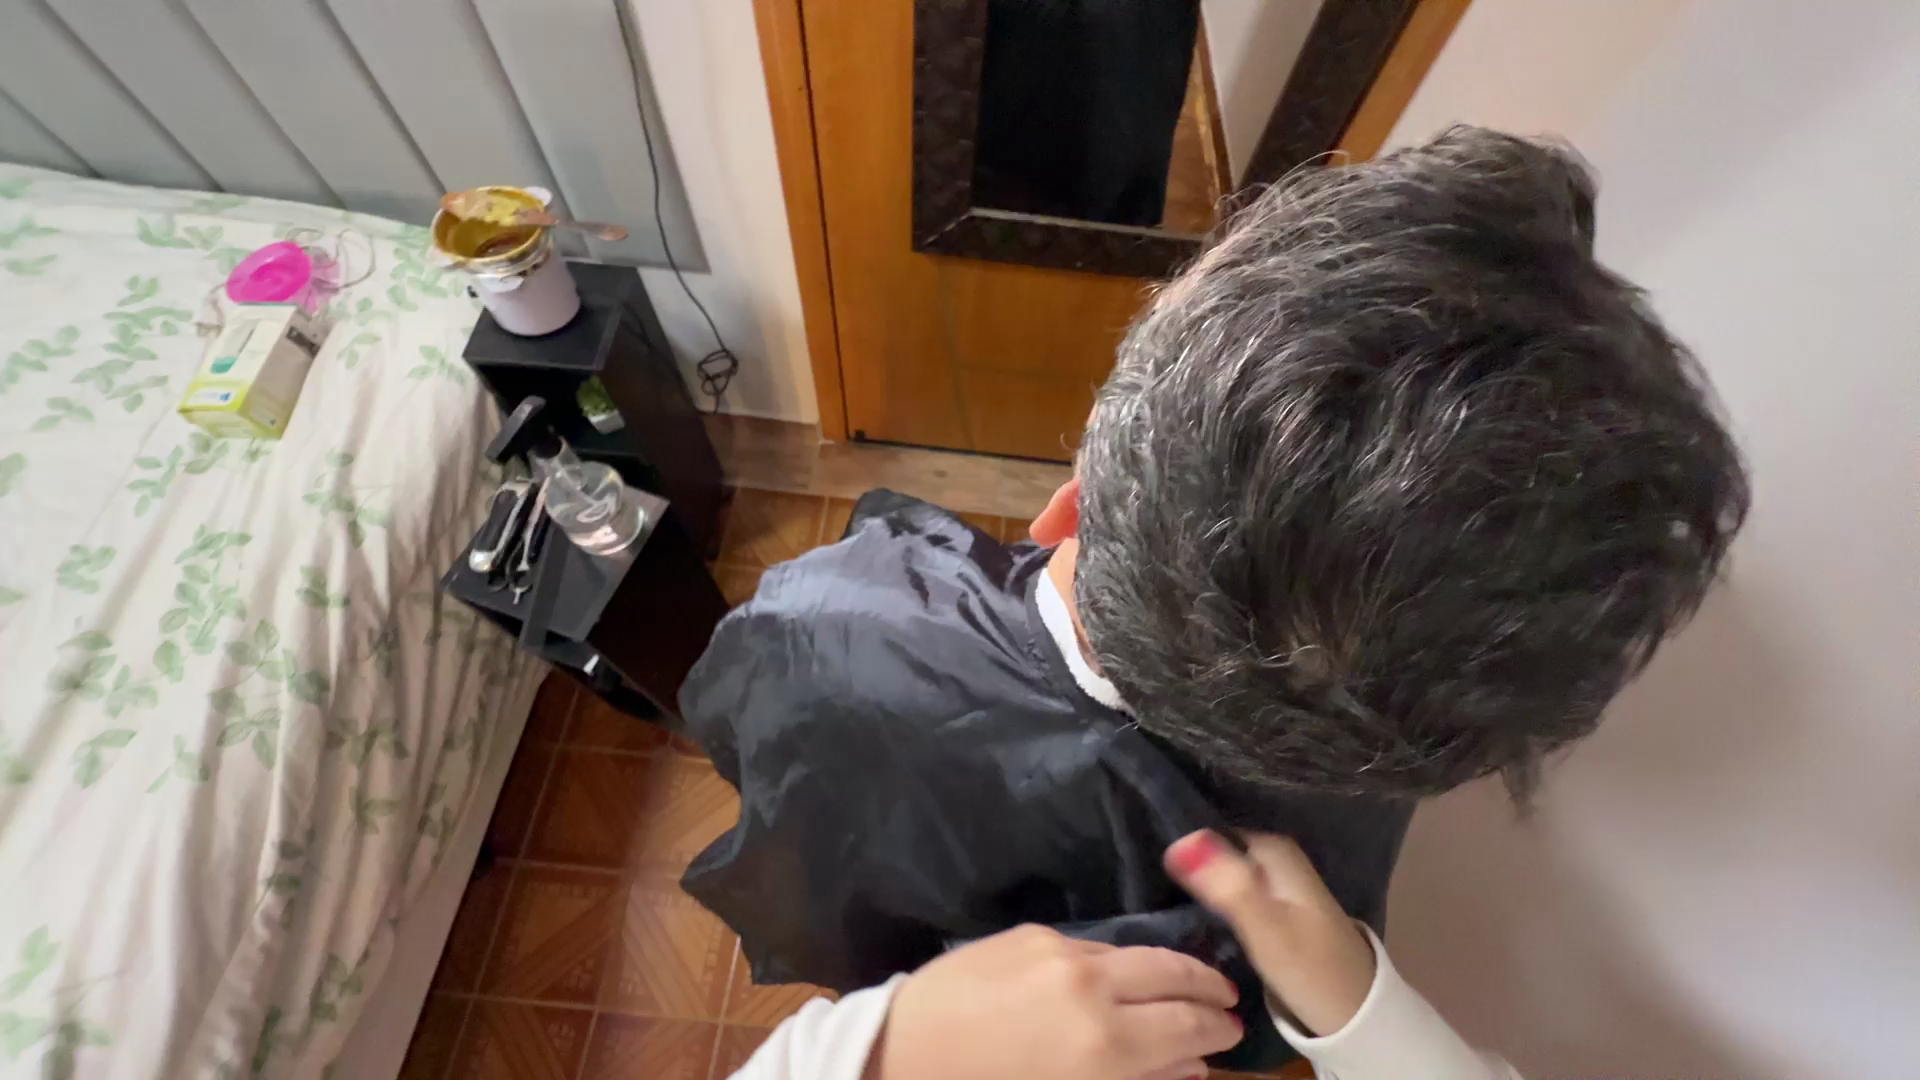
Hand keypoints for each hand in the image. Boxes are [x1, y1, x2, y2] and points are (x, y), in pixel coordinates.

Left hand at [872, 924, 1242, 1079]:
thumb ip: (1140, 1079)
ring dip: (1167, 967)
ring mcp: (1059, 950)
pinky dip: (1120, 961)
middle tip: (1228, 999)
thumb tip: (1190, 1067)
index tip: (1236, 1031)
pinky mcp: (1032, 933)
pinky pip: (1094, 946)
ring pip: (1133, 953)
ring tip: (1188, 981)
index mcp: (1103, 1043)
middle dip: (1205, 986)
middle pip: (1168, 974)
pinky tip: (1123, 974)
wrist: (905, 1047)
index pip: (1185, 1028)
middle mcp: (1090, 984)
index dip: (1217, 1030)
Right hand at [1165, 831, 1377, 1036]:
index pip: (1214, 827)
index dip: (1183, 842)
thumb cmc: (1310, 967)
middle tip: (1152, 883)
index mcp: (1275, 849)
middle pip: (1219, 849)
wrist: (1359, 1019)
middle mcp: (1277, 856)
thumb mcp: (1264, 926)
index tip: (1151, 861)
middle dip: (1190, 862)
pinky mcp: (1278, 909)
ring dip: (1202, 881)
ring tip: (1166, 897)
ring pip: (1226, 871)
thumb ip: (1225, 883)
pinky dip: (1218, 897)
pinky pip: (1235, 890)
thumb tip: (1178, 842)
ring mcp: (1279, 883)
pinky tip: (1197, 913)